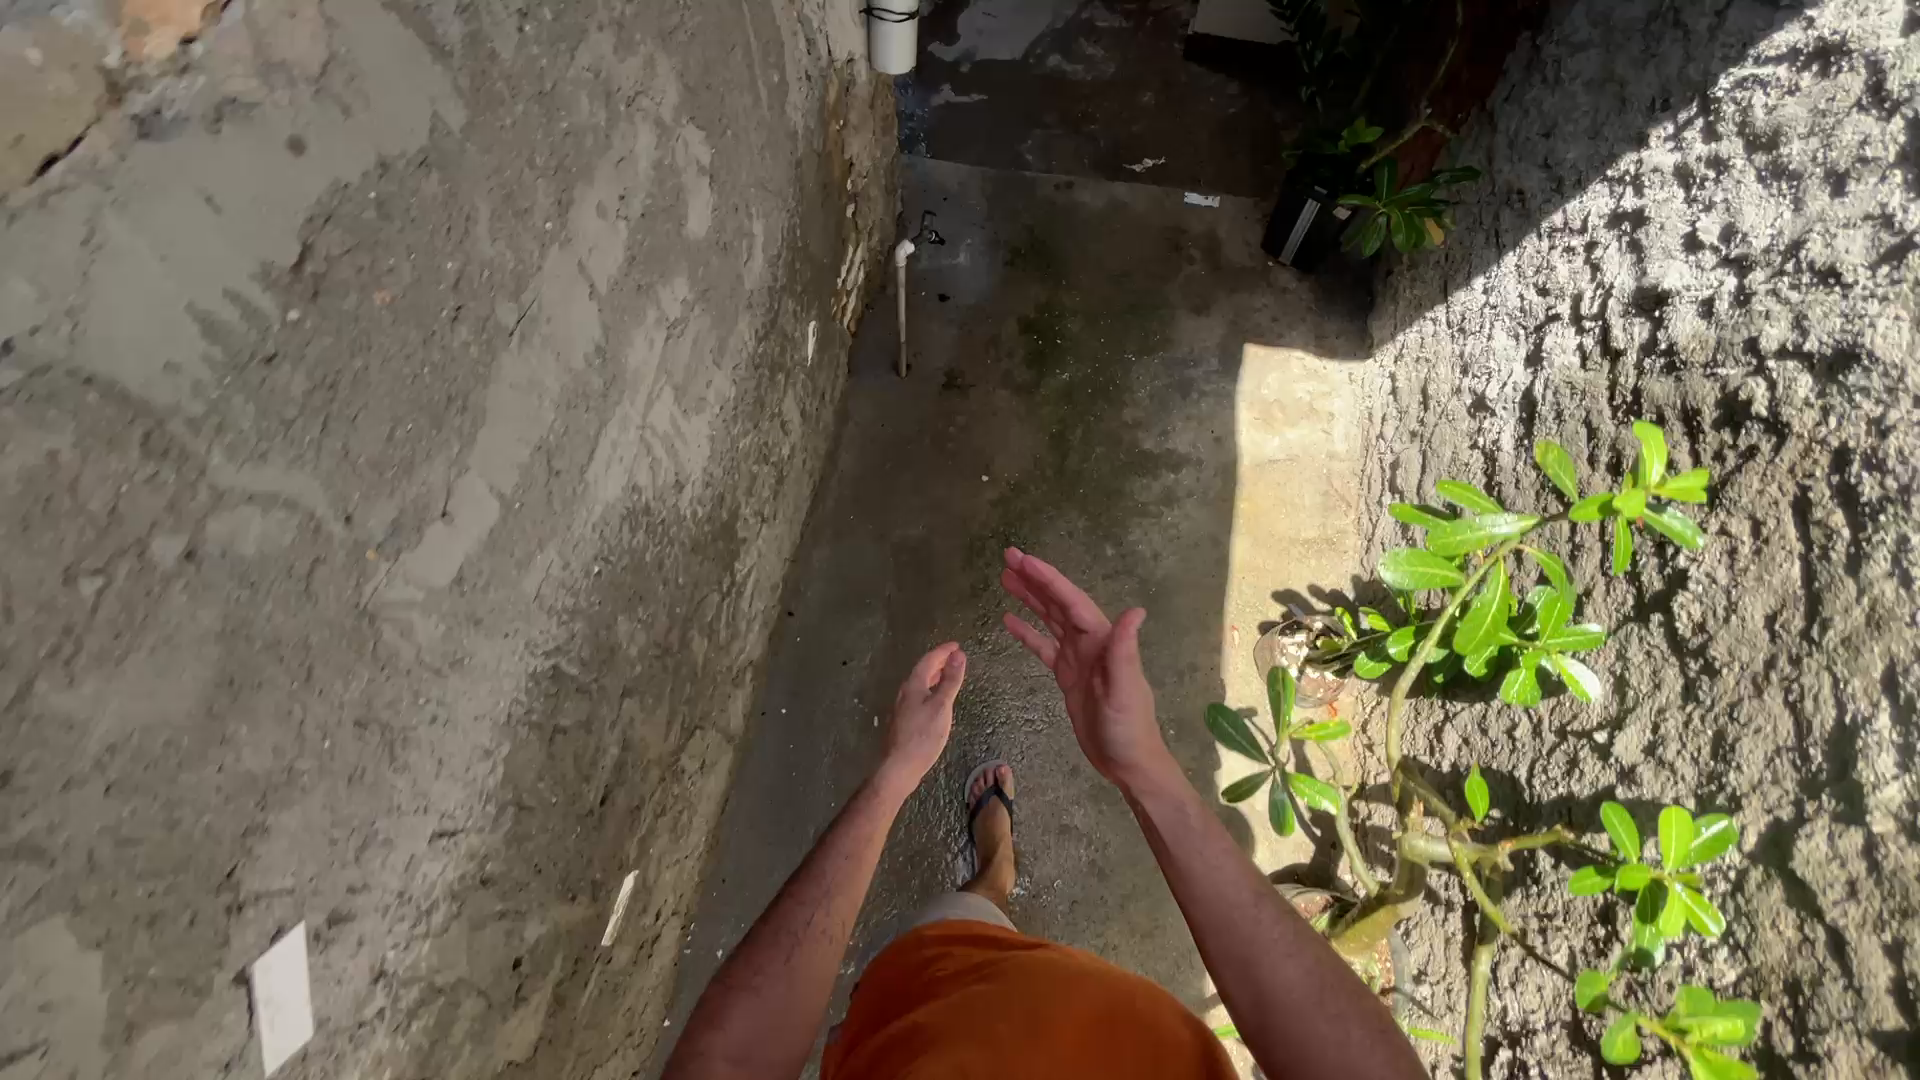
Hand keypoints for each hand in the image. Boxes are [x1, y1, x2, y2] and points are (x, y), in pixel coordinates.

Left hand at [875, 642, 965, 795]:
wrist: (900, 766)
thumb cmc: (923, 735)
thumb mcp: (942, 705)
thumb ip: (950, 680)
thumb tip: (958, 655)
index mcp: (913, 685)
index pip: (928, 660)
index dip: (943, 651)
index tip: (957, 646)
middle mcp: (905, 692)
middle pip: (922, 670)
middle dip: (938, 661)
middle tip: (954, 656)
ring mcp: (903, 707)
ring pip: (920, 683)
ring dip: (934, 675)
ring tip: (947, 673)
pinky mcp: (904, 720)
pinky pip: (919, 695)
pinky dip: (930, 689)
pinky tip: (936, 699)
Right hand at [998, 548, 1171, 790]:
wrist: (1128, 762)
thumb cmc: (1128, 727)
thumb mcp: (1125, 689)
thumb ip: (1125, 650)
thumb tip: (1136, 611)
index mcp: (1102, 640)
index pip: (1071, 601)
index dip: (1048, 579)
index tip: (1025, 560)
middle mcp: (1090, 642)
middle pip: (1058, 603)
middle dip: (1035, 579)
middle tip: (1008, 557)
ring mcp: (1077, 658)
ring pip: (1049, 619)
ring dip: (1029, 598)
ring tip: (1005, 578)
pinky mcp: (1067, 675)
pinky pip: (1044, 647)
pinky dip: (1027, 632)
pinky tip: (1009, 620)